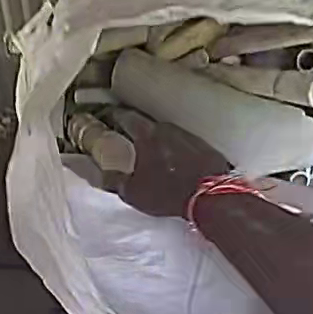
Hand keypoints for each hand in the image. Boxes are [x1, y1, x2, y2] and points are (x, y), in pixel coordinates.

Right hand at [109, 110, 231, 218]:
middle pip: (148, 124)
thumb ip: (115, 181)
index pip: (126, 117)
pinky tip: (174, 161)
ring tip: (151, 152)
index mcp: (147, 135)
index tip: (108, 118)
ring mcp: (188, 135)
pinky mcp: (204, 146)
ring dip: (158, 140)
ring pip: (167, 133)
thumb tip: (103, 175)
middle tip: (128, 137)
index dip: (114, 116)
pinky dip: (175, 149)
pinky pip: (184, 144)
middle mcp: (167, 128)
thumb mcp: (133, 193)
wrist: (209, 197)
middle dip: (137, 130)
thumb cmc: (167, 193)